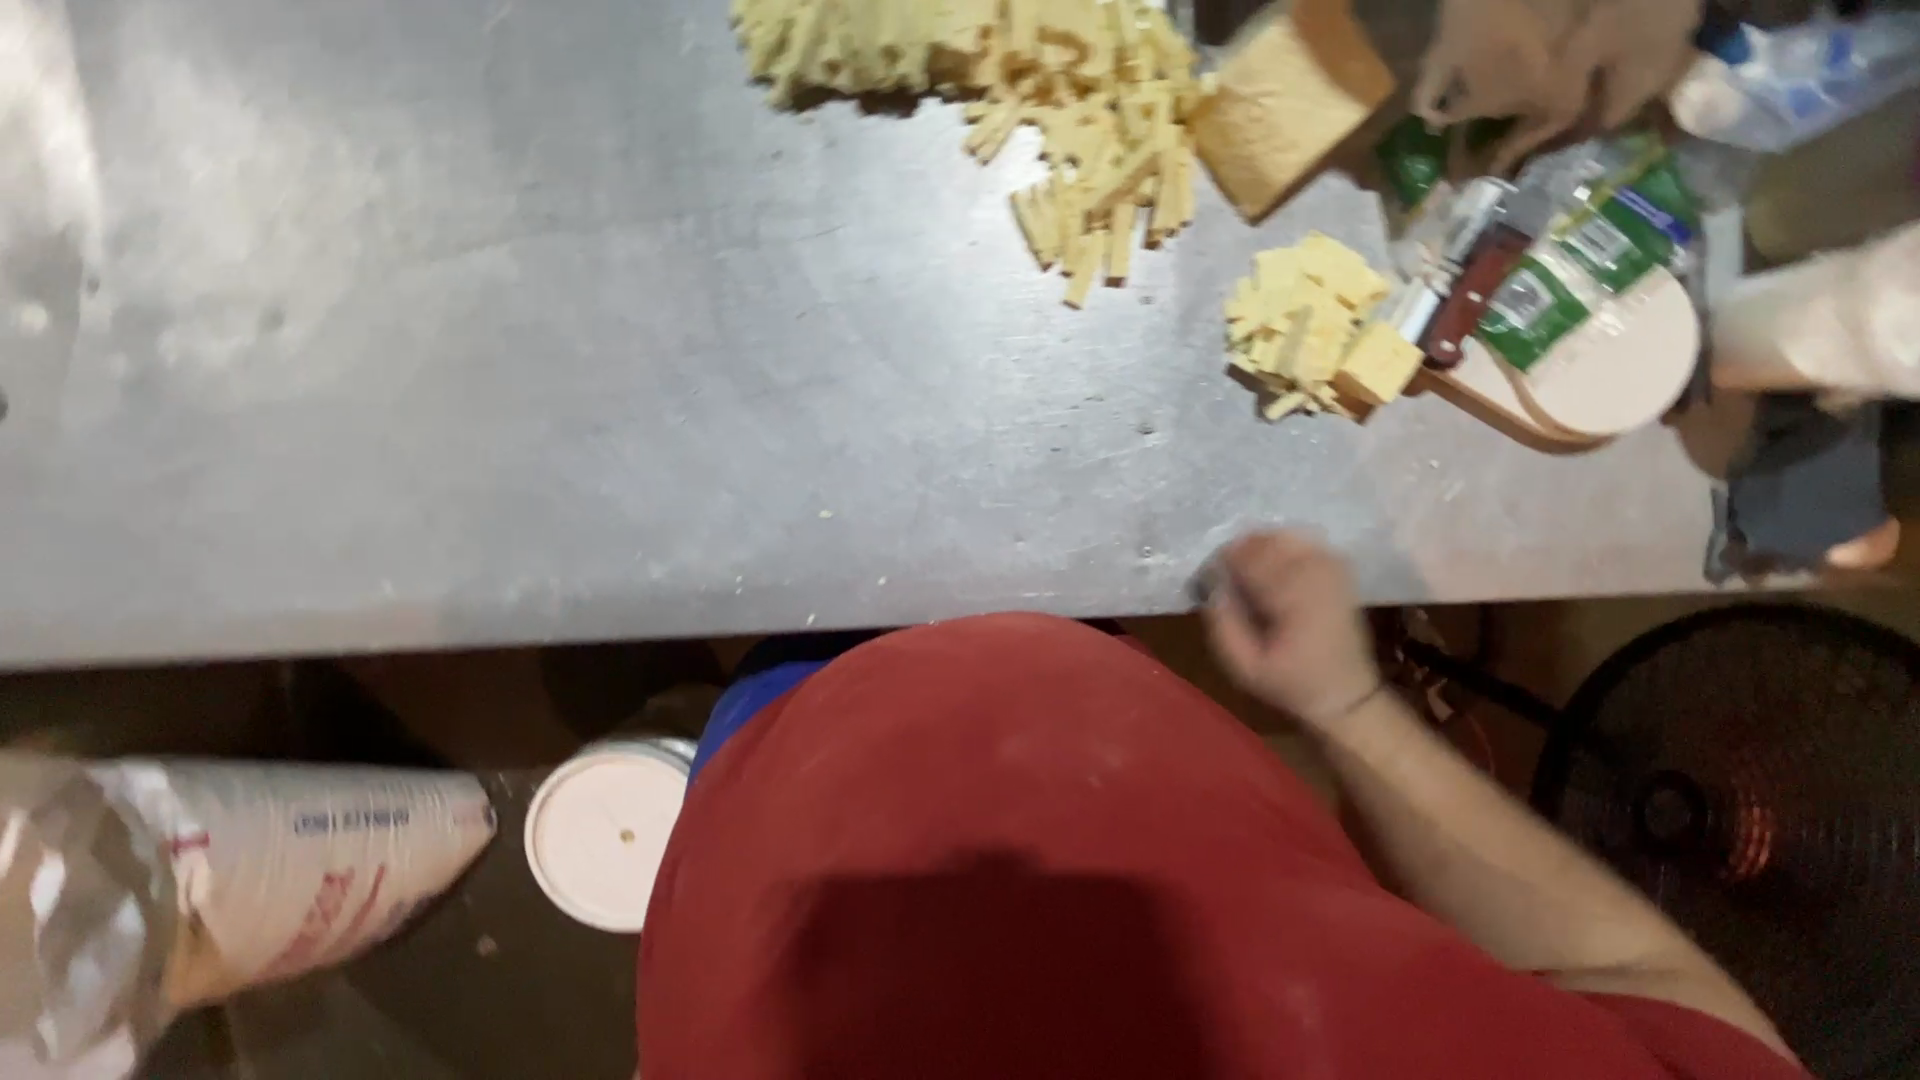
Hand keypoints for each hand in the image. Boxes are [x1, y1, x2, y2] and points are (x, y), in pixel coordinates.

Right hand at [1202, 531, 1380, 728]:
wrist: (1345, 693)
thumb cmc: (1290, 683)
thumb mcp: (1245, 668)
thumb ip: (1224, 626)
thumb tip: (1213, 586)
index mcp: (1293, 604)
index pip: (1251, 563)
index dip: (1225, 562)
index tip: (1208, 572)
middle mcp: (1316, 579)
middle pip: (1270, 544)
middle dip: (1241, 550)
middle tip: (1223, 567)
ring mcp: (1332, 572)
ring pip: (1288, 539)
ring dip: (1261, 544)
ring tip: (1244, 561)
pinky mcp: (1339, 572)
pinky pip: (1307, 543)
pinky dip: (1285, 544)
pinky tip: (1273, 558)